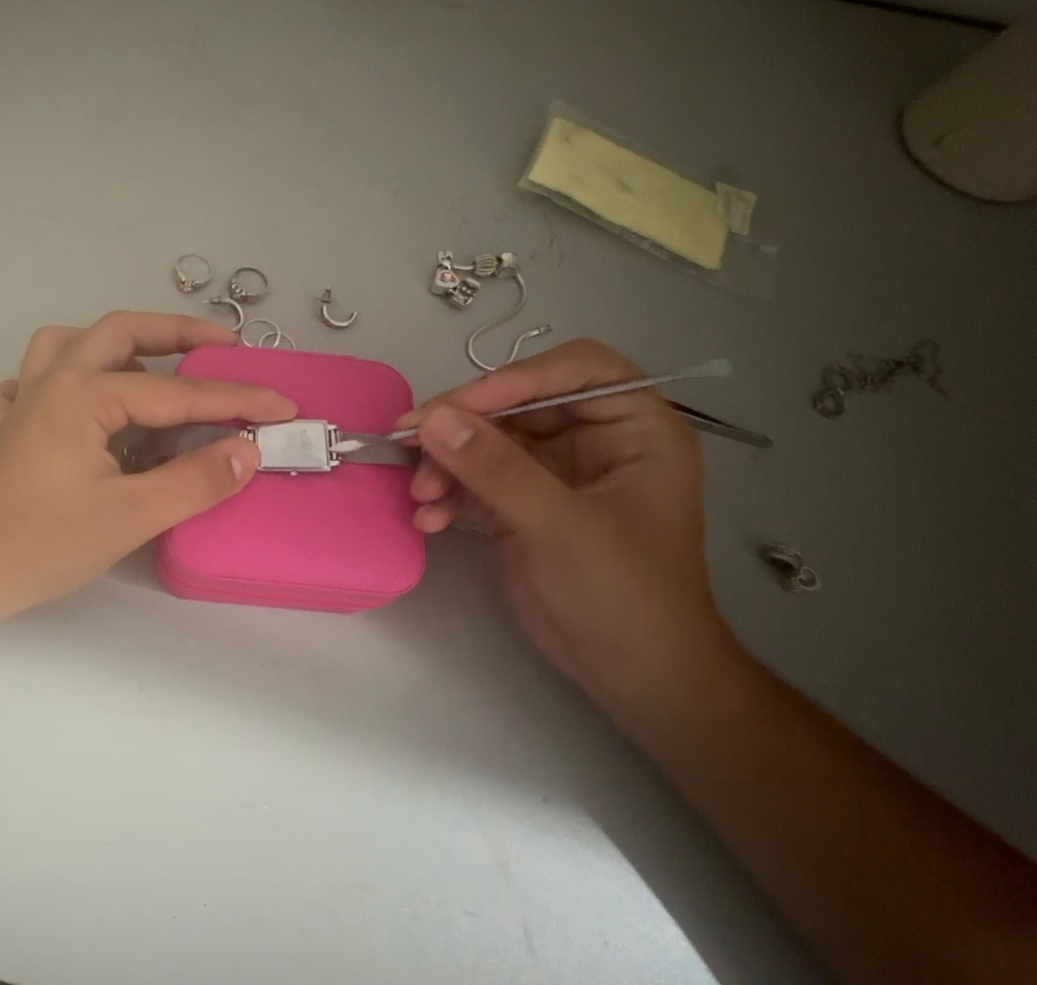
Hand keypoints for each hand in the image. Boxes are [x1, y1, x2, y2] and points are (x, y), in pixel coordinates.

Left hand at [0, 311, 295, 623]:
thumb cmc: (39, 544)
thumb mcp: (128, 516)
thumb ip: (194, 481)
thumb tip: (248, 453)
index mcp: (84, 394)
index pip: (177, 391)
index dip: (236, 400)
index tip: (285, 407)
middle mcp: (52, 381)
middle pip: (121, 332)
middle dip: (178, 334)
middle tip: (224, 349)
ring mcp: (23, 401)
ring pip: (70, 345)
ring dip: (116, 346)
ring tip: (154, 368)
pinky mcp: (7, 429)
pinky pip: (30, 384)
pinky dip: (59, 381)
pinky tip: (76, 408)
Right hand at [393, 340, 737, 717]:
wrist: (629, 672)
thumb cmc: (623, 594)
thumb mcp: (561, 526)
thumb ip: (496, 469)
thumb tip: (431, 419)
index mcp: (634, 429)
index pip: (575, 370)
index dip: (516, 378)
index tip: (458, 407)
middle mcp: (593, 441)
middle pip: (517, 403)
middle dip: (462, 427)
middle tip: (409, 443)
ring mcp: (552, 473)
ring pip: (485, 441)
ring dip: (444, 463)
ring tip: (420, 496)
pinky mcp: (518, 504)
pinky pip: (472, 479)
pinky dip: (446, 494)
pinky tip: (429, 519)